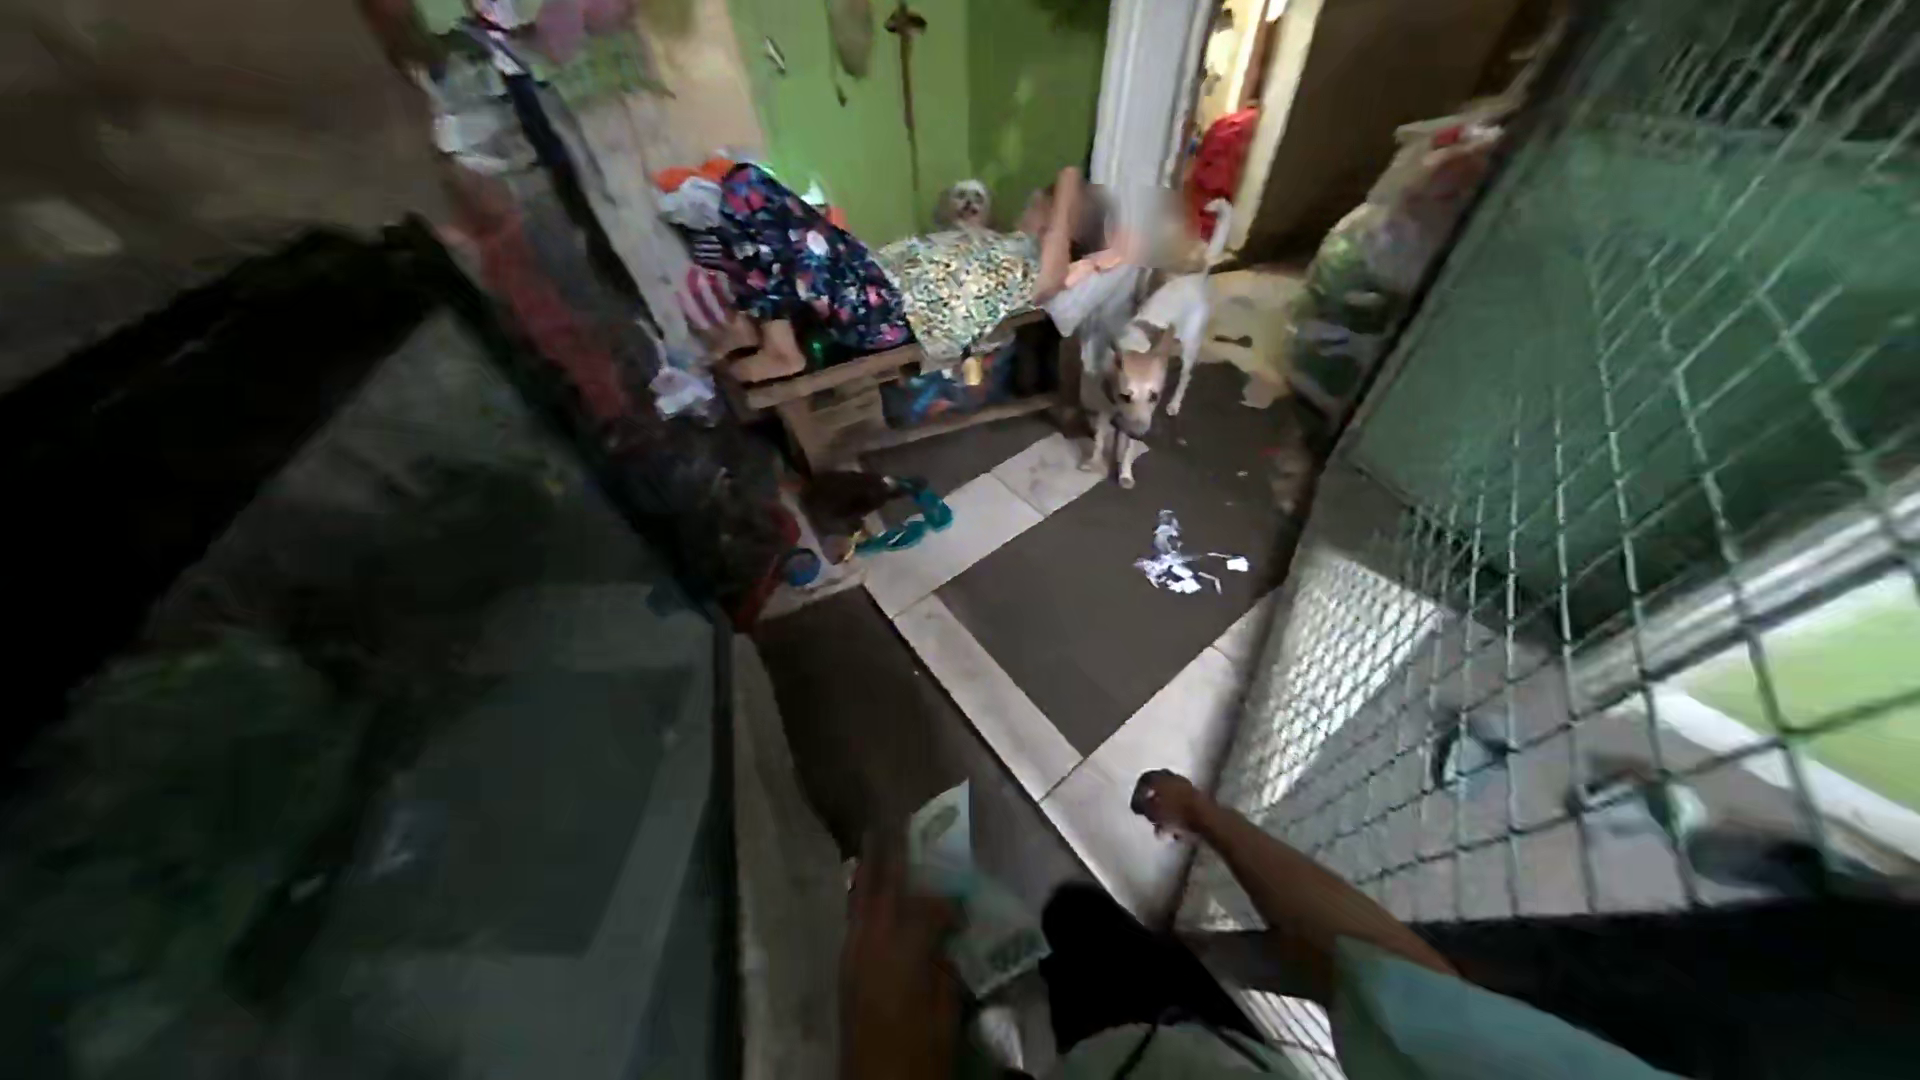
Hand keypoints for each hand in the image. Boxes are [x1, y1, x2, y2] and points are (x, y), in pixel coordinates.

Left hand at [840, 832, 959, 1079]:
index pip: (927, 905)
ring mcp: (853, 950)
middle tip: (895, 817)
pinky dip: (861, 892)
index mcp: (904, 949)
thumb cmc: (917, 1053)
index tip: (961, 900)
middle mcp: (873, 940)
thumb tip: (947, 938)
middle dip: (889, 850)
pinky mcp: (844, 964)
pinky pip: (853, 914)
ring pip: (860, 895)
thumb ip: (945, 966)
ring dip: (870, 866)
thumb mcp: (946, 1013)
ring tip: (875, 836)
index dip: (946, 898)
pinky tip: (866, 886)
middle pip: (880, 883)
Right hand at [1130, 770, 1211, 837]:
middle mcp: (1172, 777)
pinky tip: (1174, 828)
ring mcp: (1186, 786)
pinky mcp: (1197, 797)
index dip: (1138, 792)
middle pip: (1158, 788)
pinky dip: (1176, 813)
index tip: (1137, 805)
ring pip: (1170, 797)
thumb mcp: (1152, 811)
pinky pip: (1181, 804)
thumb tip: (1139, 805)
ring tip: (1162, 827)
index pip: (1144, 780)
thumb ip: (1143, 806)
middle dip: (1153, 802)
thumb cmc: (1175, 813)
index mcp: (1159, 777)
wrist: (1206, 818)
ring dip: (1165, 810)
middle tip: (1149, 814)